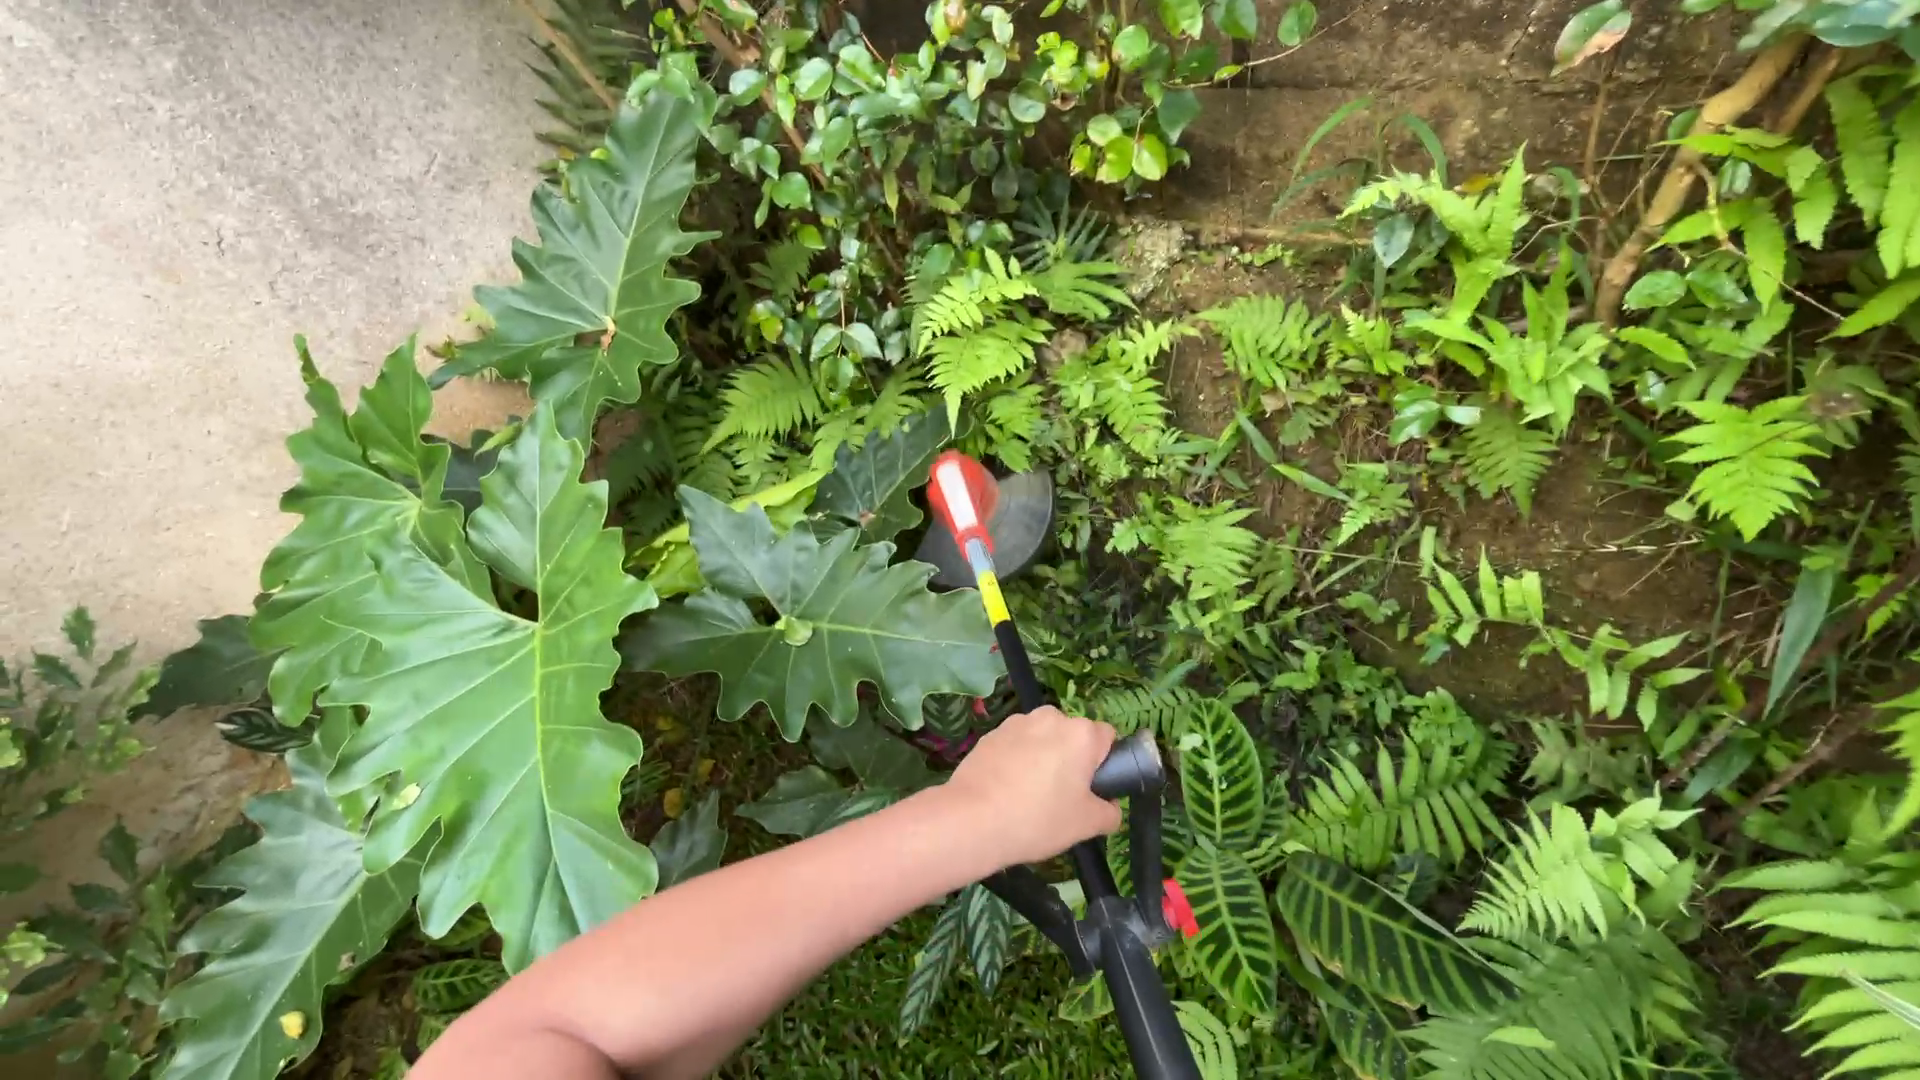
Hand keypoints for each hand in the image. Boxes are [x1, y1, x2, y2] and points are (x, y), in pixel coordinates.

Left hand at [944, 706, 1121, 867]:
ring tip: (1029, 794)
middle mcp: (1051, 717)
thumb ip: (1110, 813)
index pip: (1107, 737)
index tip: (1090, 788)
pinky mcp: (991, 732)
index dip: (1103, 763)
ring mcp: (1017, 722)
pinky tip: (1006, 788)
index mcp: (1081, 733)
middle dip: (1071, 758)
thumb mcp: (1086, 825)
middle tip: (1062, 796)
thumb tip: (1110, 806)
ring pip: (1042, 737)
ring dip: (1043, 756)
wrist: (973, 819)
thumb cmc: (1038, 819)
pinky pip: (1016, 743)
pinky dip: (1017, 759)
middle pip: (1072, 735)